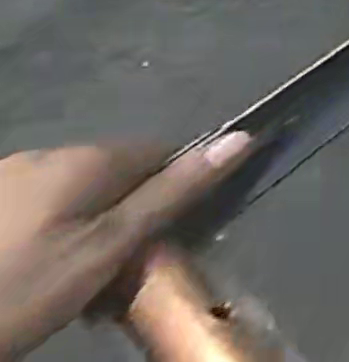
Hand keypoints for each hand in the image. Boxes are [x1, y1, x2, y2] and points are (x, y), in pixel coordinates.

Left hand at [0, 133, 250, 358]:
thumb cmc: (12, 292)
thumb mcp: (105, 250)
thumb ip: (176, 190)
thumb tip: (245, 135)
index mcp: (87, 156)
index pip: (167, 153)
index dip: (173, 191)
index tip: (157, 238)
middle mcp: (40, 154)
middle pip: (112, 173)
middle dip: (119, 211)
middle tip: (105, 268)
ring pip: (63, 194)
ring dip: (72, 226)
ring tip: (54, 278)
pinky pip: (19, 209)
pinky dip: (28, 236)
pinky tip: (13, 274)